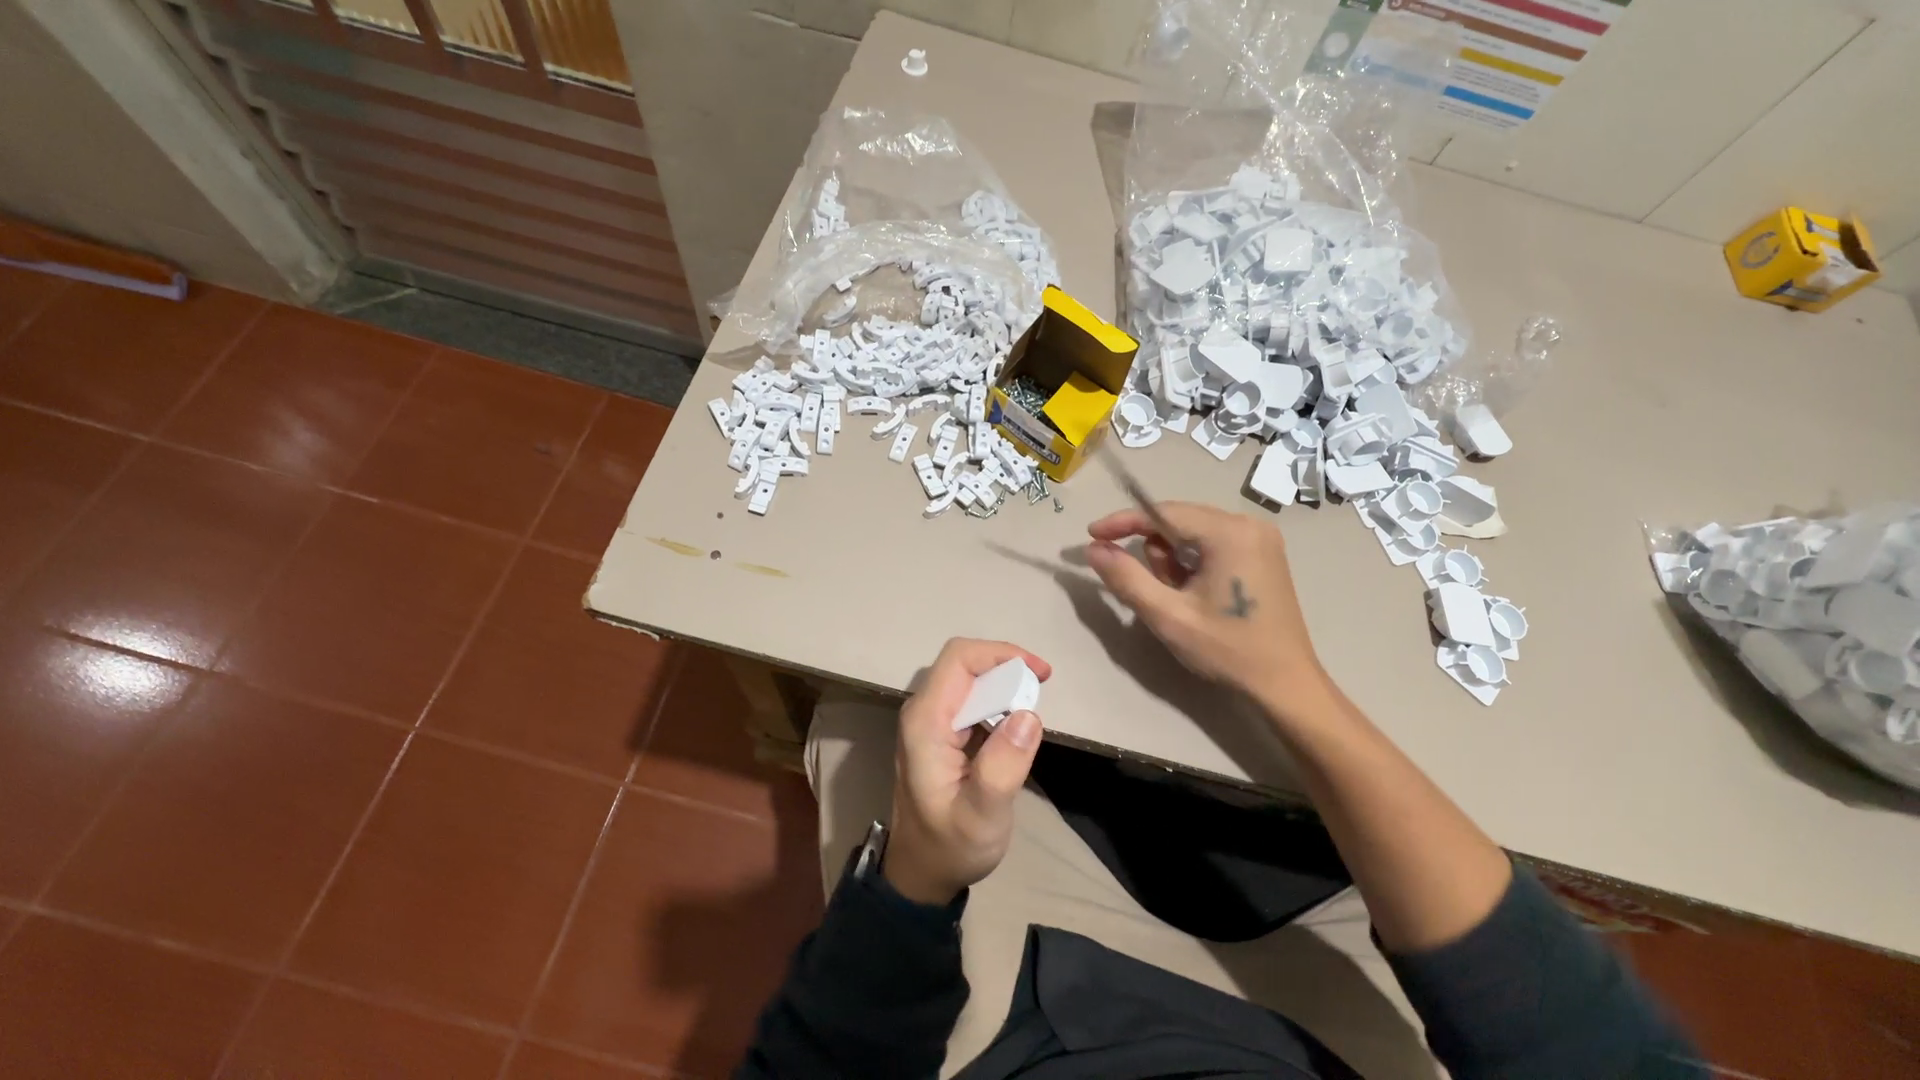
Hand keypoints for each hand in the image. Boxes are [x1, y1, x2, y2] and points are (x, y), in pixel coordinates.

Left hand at [885, 638, 1050, 905]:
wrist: (921, 873)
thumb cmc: (951, 847)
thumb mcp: (982, 816)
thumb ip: (1003, 766)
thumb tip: (1028, 715)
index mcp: (926, 723)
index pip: (959, 660)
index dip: (1001, 654)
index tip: (1039, 674)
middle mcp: (922, 713)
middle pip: (964, 664)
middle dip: (1006, 668)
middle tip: (1040, 693)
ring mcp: (928, 723)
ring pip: (968, 680)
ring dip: (1003, 685)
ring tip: (1031, 711)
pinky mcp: (939, 735)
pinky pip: (969, 700)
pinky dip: (996, 702)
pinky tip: (1015, 727)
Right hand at [1084, 502, 1331, 717]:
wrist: (1284, 685)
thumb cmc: (1227, 649)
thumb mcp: (1168, 616)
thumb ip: (1127, 578)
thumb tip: (1093, 549)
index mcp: (1229, 533)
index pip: (1164, 513)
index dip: (1123, 522)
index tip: (1091, 535)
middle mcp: (1249, 525)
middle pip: (1180, 520)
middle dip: (1156, 550)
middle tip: (1154, 591)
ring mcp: (1261, 539)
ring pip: (1195, 534)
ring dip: (1175, 561)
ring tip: (1179, 599)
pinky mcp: (1265, 556)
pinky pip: (1214, 545)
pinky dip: (1195, 564)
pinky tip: (1197, 596)